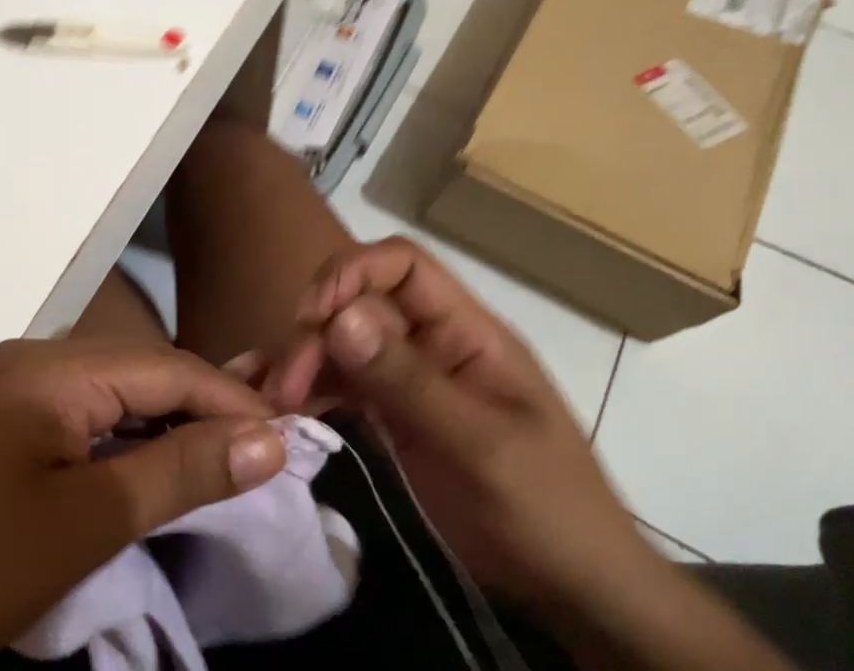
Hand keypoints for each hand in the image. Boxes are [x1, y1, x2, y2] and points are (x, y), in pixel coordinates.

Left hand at [0, 338, 287, 670]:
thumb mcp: (89, 522)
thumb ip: (182, 470)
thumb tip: (273, 439)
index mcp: (48, 368)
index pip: (166, 367)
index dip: (233, 404)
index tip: (292, 445)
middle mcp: (23, 363)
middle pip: (136, 374)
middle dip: (201, 412)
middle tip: (264, 456)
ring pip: (105, 400)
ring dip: (162, 430)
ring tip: (220, 466)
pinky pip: (72, 425)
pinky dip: (118, 448)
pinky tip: (146, 475)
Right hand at [276, 238, 660, 615]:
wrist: (573, 586)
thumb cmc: (546, 507)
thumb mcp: (482, 446)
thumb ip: (410, 382)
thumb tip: (339, 317)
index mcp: (468, 332)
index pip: (403, 266)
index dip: (352, 273)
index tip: (311, 317)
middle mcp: (434, 345)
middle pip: (361, 304)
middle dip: (318, 329)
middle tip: (287, 384)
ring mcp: (413, 383)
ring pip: (344, 344)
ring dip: (307, 362)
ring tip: (279, 401)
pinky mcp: (396, 420)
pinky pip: (345, 387)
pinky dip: (314, 391)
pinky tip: (288, 411)